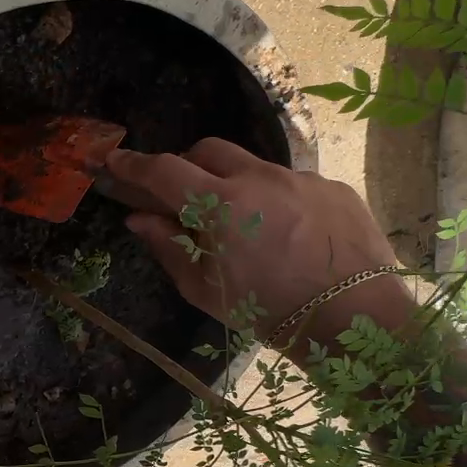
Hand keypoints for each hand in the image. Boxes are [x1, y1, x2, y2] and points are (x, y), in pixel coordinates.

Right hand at [91, 138, 405, 350]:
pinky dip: (272, 199)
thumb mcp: (202, 286)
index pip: (163, 170)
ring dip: (231, 183)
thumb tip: (139, 218)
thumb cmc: (263, 309)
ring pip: (250, 165)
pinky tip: (282, 234)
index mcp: (219, 205)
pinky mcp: (332, 187)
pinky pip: (289, 182)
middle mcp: (258, 179)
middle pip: (207, 150)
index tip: (114, 161)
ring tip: (239, 222)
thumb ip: (168, 245)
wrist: (352, 316)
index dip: (133, 164)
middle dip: (185, 165)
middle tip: (179, 195)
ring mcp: (300, 179)